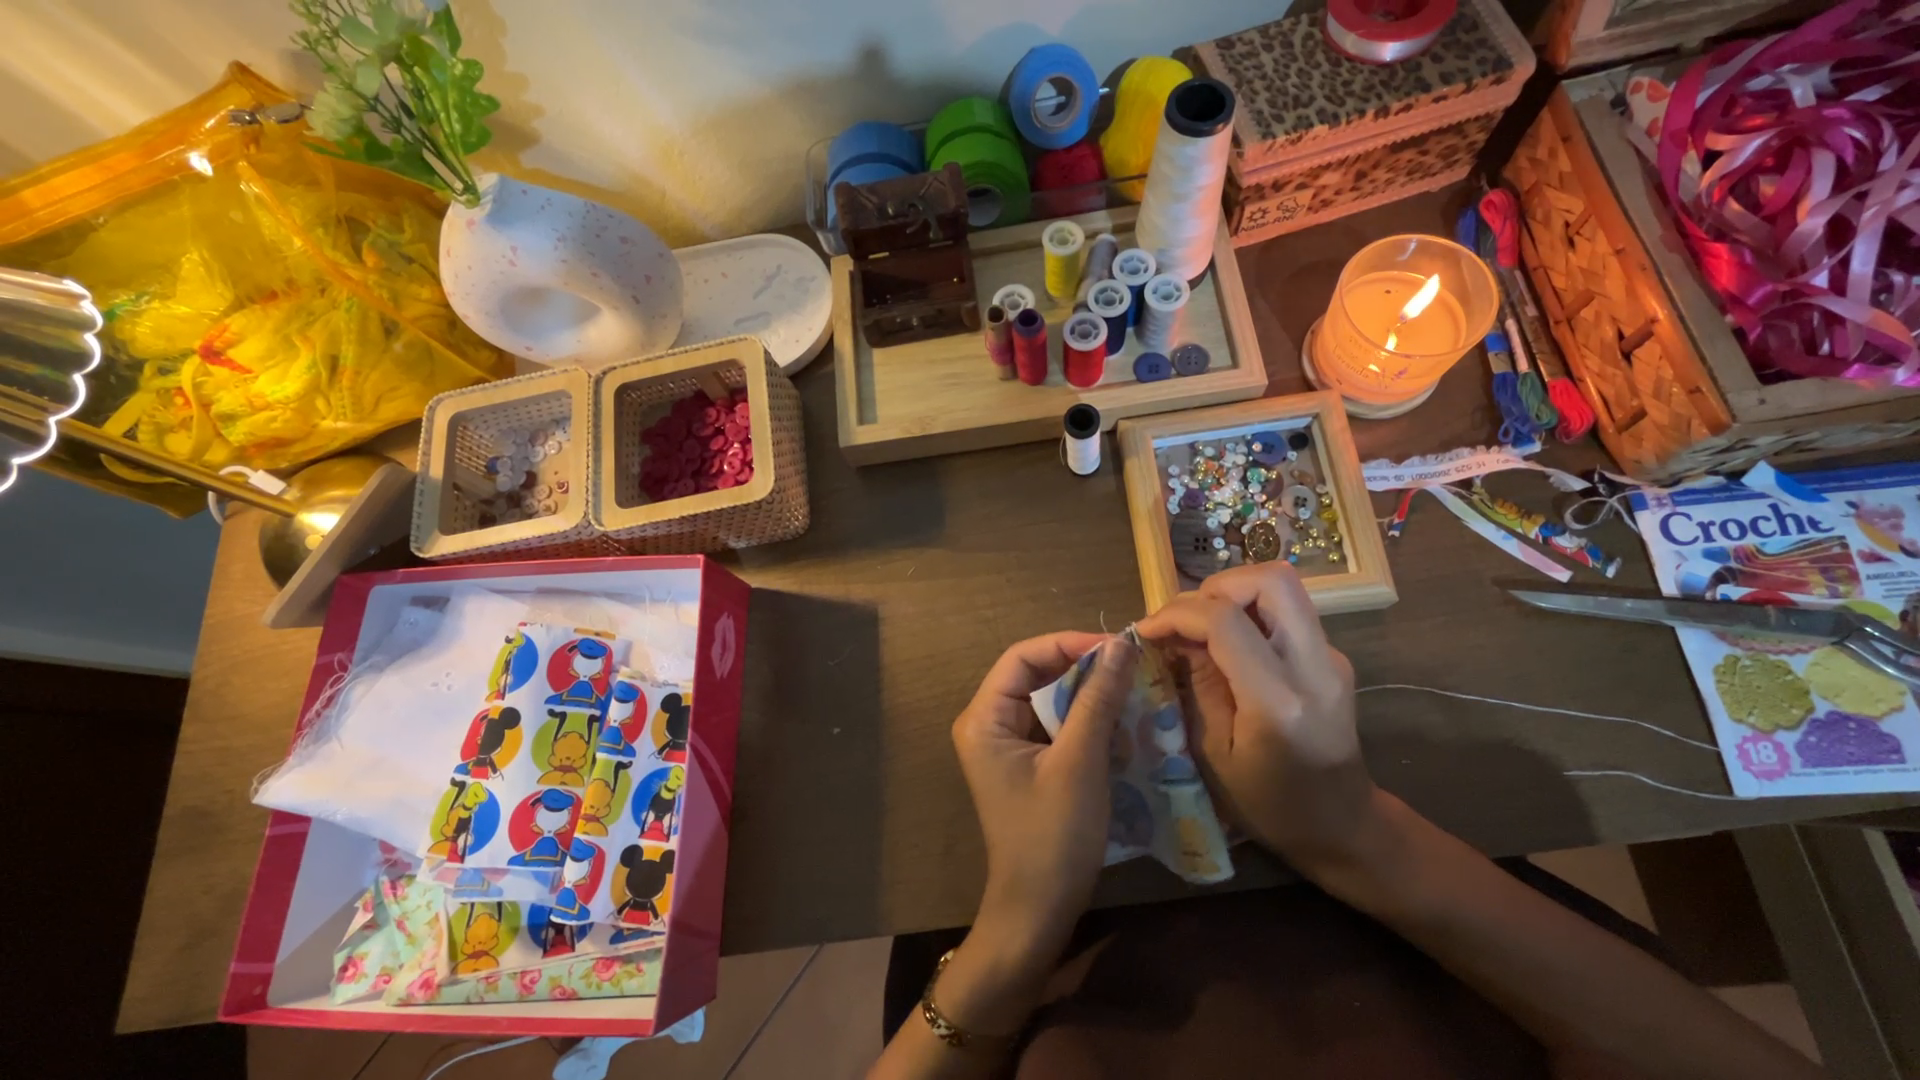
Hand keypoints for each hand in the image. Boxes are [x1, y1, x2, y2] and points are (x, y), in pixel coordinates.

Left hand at [952, 632, 1136, 955]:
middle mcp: (988, 725)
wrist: (1039, 909)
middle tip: (1129, 665)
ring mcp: (1006, 746)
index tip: (1115, 647)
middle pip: (1035, 675)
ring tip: (1131, 687)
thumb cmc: (1053, 835)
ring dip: (1088, 694)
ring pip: (1049, 700)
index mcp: (983, 718)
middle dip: (1081, 667)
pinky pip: (1056, 726)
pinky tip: (1119, 720)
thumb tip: (1121, 644)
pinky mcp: (1027, 766)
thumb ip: (1098, 699)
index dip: (1068, 644)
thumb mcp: (1079, 761)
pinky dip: (1085, 720)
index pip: (1022, 657)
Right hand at [1134, 563, 1376, 870]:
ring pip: (1281, 588)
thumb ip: (1196, 685)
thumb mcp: (1212, 754)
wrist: (1341, 825)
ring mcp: (1331, 657)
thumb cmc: (1268, 805)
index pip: (1226, 620)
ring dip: (1231, 597)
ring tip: (1198, 631)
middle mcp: (1315, 666)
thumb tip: (1172, 636)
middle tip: (1184, 620)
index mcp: (1279, 700)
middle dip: (1215, 586)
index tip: (1146, 630)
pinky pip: (1284, 613)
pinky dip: (1246, 615)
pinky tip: (1223, 649)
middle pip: (1271, 579)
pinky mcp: (1331, 657)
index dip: (1178, 614)